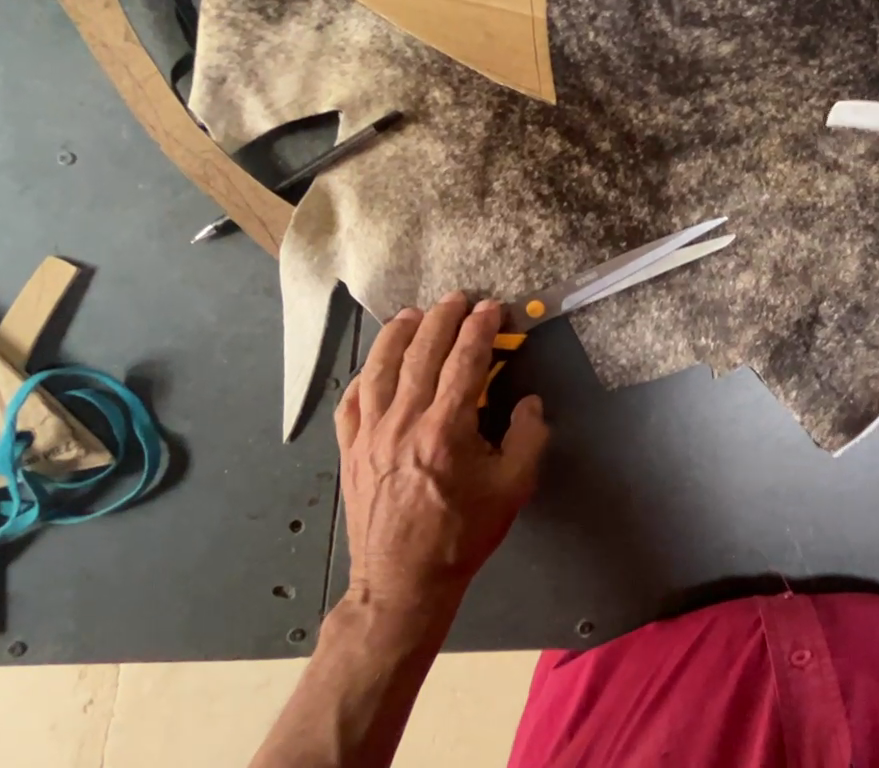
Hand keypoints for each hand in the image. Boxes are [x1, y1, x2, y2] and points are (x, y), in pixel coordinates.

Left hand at [336, 292, 548, 614]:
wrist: (404, 580)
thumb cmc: (465, 532)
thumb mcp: (515, 486)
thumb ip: (528, 437)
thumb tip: (529, 403)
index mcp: (446, 429)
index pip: (465, 362)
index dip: (480, 329)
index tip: (492, 308)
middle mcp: (403, 423)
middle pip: (421, 354)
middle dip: (442, 319)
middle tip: (459, 298)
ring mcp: (370, 435)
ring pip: (380, 369)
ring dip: (398, 335)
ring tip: (414, 314)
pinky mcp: (350, 451)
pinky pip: (352, 402)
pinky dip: (365, 375)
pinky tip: (376, 364)